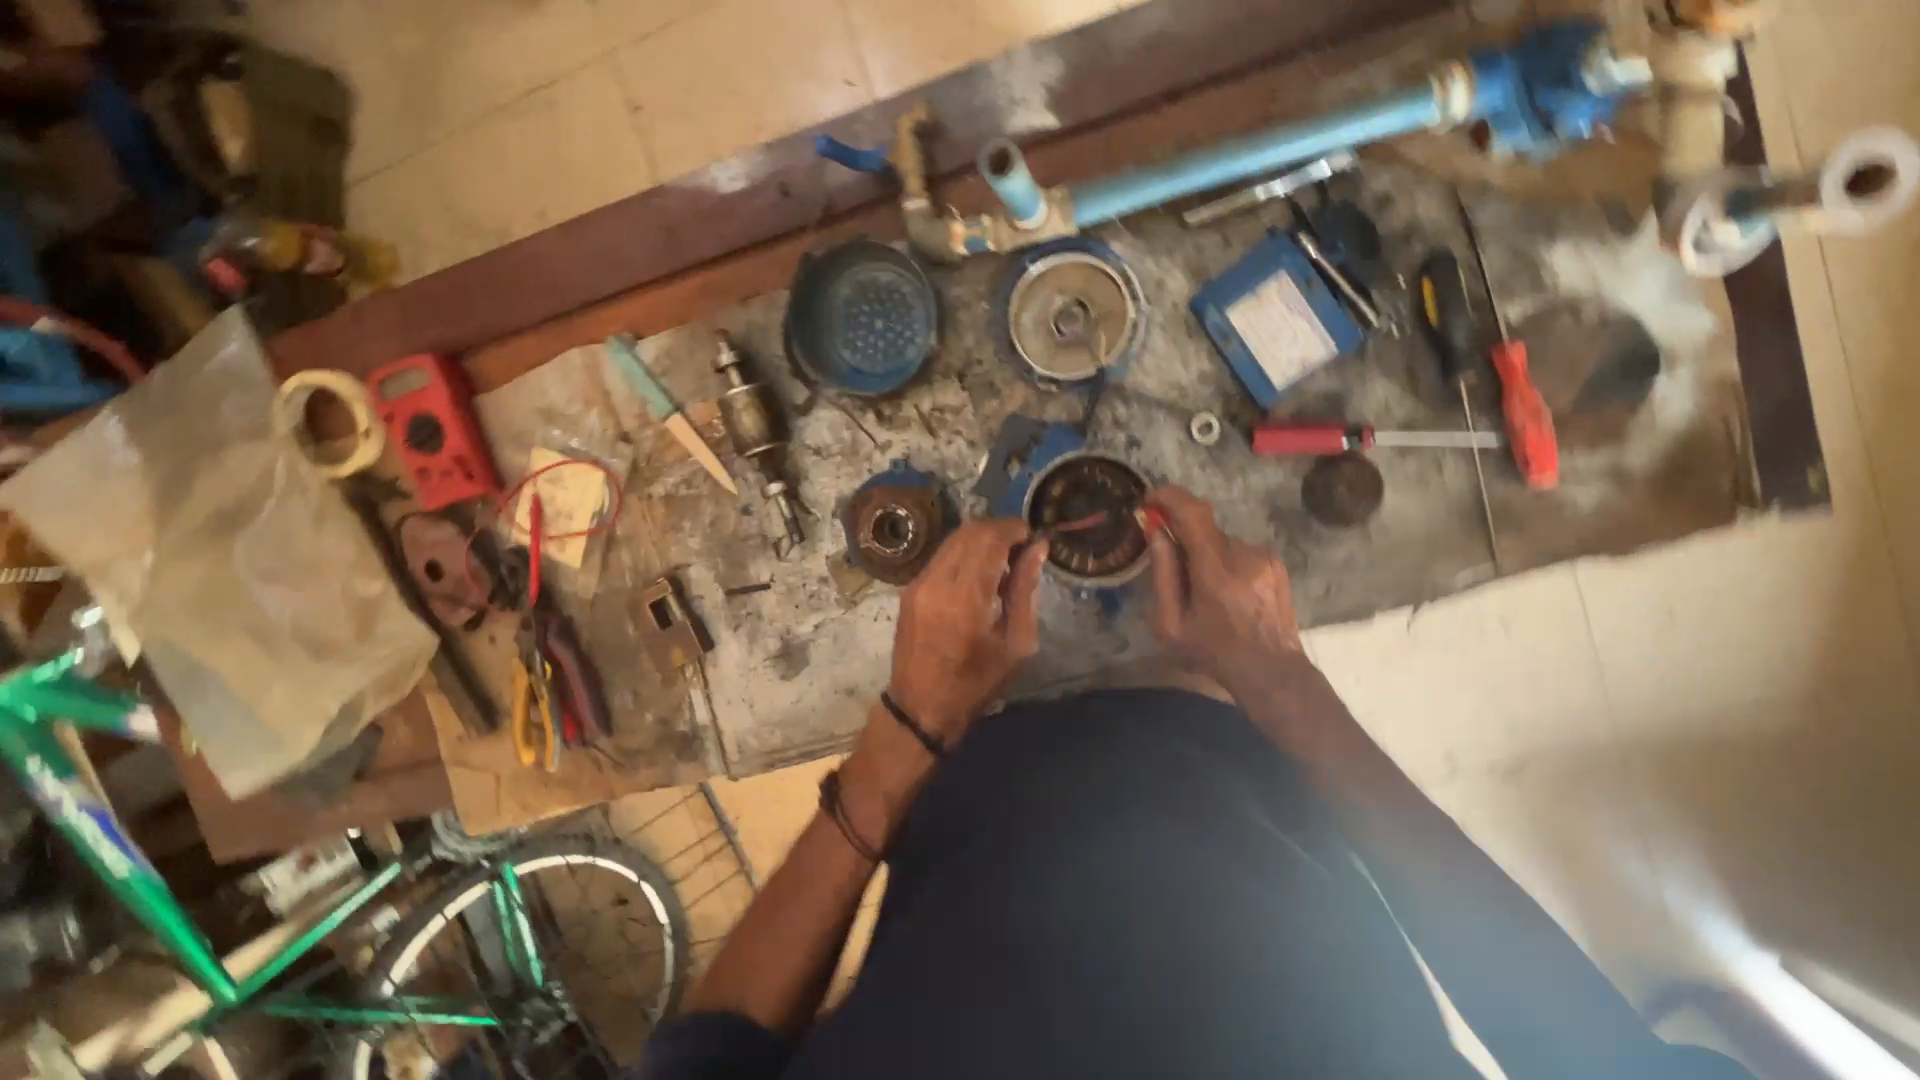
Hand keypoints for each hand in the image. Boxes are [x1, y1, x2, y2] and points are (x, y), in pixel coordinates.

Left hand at [886, 519, 1047, 739]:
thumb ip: (1025, 591)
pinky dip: (964, 554)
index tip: (1034, 537)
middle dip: (999, 531)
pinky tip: (980, 575)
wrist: (920, 706)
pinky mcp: (910, 589)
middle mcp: (937, 582)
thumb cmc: (975, 683)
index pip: (990, 539)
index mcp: (965, 598)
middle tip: (1022, 547)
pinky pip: (942, 556)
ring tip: (1003, 561)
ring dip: (981, 540)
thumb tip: (1038, 549)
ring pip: (953, 540)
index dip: (1014, 529)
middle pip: (970, 532)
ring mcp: (918, 583)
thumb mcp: (1015, 643)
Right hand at [1144, 486, 1304, 699]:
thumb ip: (1163, 574)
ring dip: (1204, 554)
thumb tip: (1156, 531)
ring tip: (1204, 592)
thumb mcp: (1171, 624)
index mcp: (1215, 573)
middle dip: (1182, 536)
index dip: (1168, 497)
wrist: (1272, 671)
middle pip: (1204, 527)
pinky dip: (1224, 562)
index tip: (1150, 500)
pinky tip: (1227, 593)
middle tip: (1171, 565)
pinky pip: (1238, 551)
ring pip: (1221, 541)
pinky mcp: (1275, 563)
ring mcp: (1264, 557)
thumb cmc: (1213, 653)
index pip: (1192, 513)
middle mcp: (1243, 555)